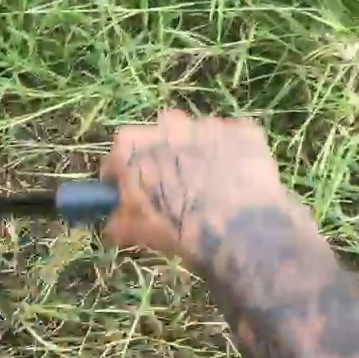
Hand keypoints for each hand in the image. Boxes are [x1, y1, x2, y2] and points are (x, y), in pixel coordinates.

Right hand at [99, 109, 292, 260]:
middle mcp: (167, 126)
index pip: (115, 156)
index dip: (119, 175)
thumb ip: (119, 222)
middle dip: (156, 155)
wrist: (241, 229)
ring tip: (202, 181)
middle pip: (154, 135)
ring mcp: (207, 124)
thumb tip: (116, 221)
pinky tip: (231, 179)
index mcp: (132, 150)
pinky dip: (225, 154)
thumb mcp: (137, 233)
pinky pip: (227, 138)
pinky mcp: (243, 128)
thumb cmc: (179, 229)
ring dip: (191, 150)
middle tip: (165, 184)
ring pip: (193, 133)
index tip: (125, 191)